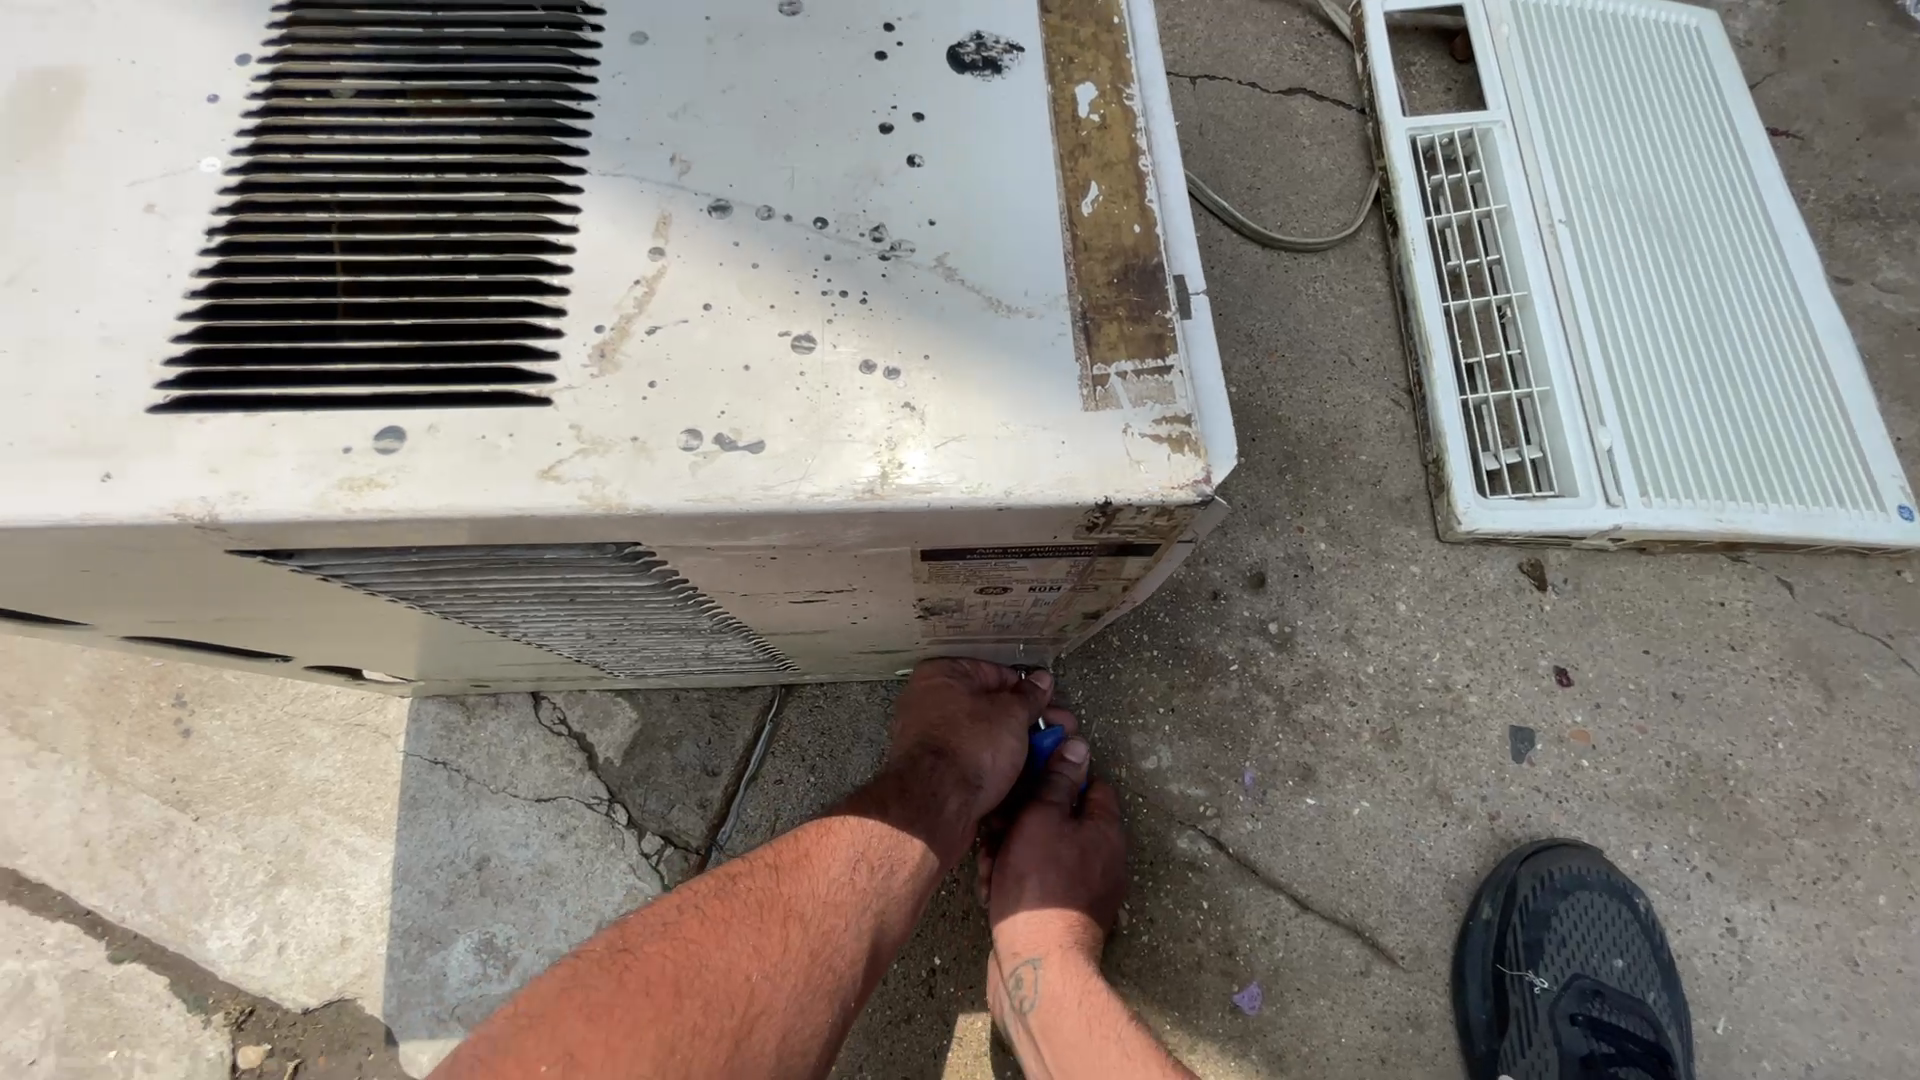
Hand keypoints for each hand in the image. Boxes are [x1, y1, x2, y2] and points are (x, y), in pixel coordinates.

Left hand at [881, 658, 1055, 825]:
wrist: (935, 808)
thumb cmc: (971, 747)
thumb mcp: (1010, 714)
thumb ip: (1028, 696)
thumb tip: (1041, 680)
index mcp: (942, 675)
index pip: (995, 673)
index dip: (1028, 689)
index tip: (1052, 704)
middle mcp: (930, 704)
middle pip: (991, 708)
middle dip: (1029, 722)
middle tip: (1061, 731)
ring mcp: (932, 741)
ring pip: (986, 739)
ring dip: (1019, 747)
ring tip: (1052, 757)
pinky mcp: (937, 775)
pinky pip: (975, 762)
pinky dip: (1000, 768)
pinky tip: (1029, 779)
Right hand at [977, 735, 1126, 967]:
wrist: (1037, 966)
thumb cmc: (1039, 883)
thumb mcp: (1043, 818)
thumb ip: (1058, 780)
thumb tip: (1079, 745)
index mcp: (1105, 830)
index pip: (1088, 783)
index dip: (1056, 775)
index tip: (1025, 779)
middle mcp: (1103, 857)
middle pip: (1060, 818)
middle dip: (1021, 820)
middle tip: (995, 831)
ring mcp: (1084, 889)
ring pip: (1042, 850)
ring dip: (1010, 852)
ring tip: (988, 865)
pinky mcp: (1062, 914)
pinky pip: (1038, 881)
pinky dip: (1014, 880)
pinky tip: (990, 889)